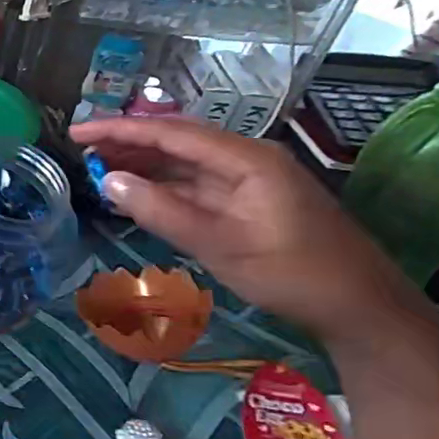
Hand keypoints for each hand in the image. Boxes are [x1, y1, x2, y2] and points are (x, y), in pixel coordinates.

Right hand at [69, 117, 433, 343]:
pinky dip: (160, 185)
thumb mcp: (221, 245)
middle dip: (125, 142)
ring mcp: (247, 180)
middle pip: (175, 140)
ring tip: (95, 167)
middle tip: (79, 150)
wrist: (362, 309)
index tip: (77, 133)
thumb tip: (108, 181)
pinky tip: (133, 191)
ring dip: (140, 163)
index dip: (119, 130)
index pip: (170, 133)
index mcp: (246, 158)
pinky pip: (193, 183)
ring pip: (182, 162)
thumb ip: (162, 212)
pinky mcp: (246, 200)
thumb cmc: (294, 275)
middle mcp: (246, 159)